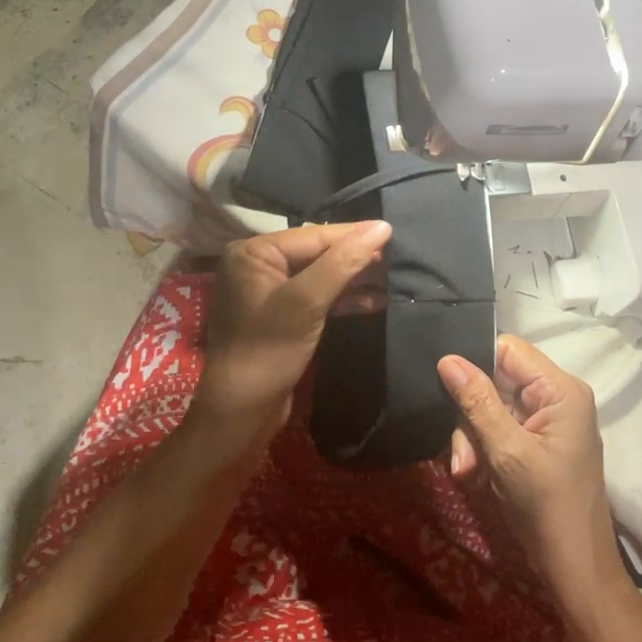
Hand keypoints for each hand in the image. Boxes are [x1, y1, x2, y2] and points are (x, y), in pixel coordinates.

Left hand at [196, 221, 391, 434]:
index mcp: (254, 252)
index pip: (314, 235)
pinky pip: (319, 297)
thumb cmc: (268, 352)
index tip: (395, 233)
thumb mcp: (306, 302)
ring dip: (356, 279)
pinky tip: (377, 300)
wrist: (242, 414)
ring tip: (394, 279)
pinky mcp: (284, 316)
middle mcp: (259, 265)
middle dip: (357, 258)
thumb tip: (382, 227)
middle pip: (318, 253)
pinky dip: (345, 298)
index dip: (355, 235)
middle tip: (399, 259)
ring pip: (322, 275)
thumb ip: (343, 262)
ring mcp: (271, 292)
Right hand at [437, 336, 615, 589]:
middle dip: (471, 416)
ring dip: (473, 438)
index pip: (509, 350)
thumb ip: (477, 402)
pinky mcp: (537, 442)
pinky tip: (475, 474)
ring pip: (493, 408)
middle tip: (460, 455)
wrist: (574, 566)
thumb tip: (447, 359)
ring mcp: (547, 421)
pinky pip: (501, 429)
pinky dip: (484, 449)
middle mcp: (557, 397)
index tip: (445, 386)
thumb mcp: (507, 452)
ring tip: (466, 472)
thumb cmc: (546, 506)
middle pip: (497, 381)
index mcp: (561, 390)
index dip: (476, 363)